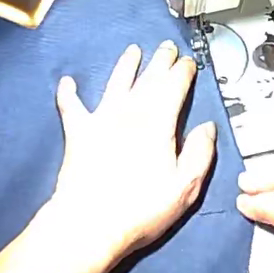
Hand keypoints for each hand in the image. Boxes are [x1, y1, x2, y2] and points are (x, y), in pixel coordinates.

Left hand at [39, 41, 217, 272]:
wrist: (90, 223)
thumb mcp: (185, 186)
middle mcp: (129, 113)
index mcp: (158, 122)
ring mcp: (101, 120)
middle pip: (148, 79)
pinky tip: (67, 82)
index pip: (174, 86)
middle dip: (160, 61)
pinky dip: (69, 94)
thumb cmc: (140, 209)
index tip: (189, 62)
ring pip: (115, 83)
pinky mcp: (78, 134)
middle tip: (167, 49)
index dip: (183, 71)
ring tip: (132, 52)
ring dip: (125, 66)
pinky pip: (72, 107)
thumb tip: (206, 129)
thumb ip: (200, 152)